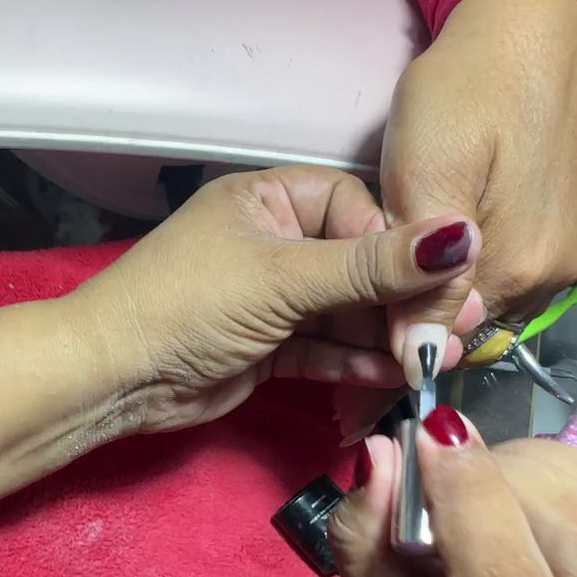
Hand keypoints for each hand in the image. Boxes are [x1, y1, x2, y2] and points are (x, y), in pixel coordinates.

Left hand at [67, 165, 482, 435]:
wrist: (115, 375)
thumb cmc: (187, 304)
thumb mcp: (280, 278)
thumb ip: (368, 266)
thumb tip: (461, 235)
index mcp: (268, 201)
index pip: (357, 208)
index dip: (400, 243)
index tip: (439, 276)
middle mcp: (273, 244)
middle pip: (357, 265)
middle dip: (402, 298)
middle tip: (452, 327)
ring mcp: (269, 299)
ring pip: (342, 313)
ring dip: (386, 336)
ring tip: (435, 358)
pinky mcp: (265, 347)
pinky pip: (321, 349)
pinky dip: (353, 362)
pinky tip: (393, 375)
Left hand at [380, 0, 576, 387]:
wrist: (528, 18)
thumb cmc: (463, 93)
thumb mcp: (425, 184)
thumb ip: (418, 279)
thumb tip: (417, 361)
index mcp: (520, 268)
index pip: (442, 335)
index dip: (391, 335)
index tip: (344, 321)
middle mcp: (553, 272)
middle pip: (461, 321)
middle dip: (407, 319)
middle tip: (350, 296)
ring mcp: (563, 248)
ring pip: (474, 300)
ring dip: (427, 299)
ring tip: (376, 275)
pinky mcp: (559, 225)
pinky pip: (496, 273)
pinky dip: (454, 275)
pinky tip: (422, 249)